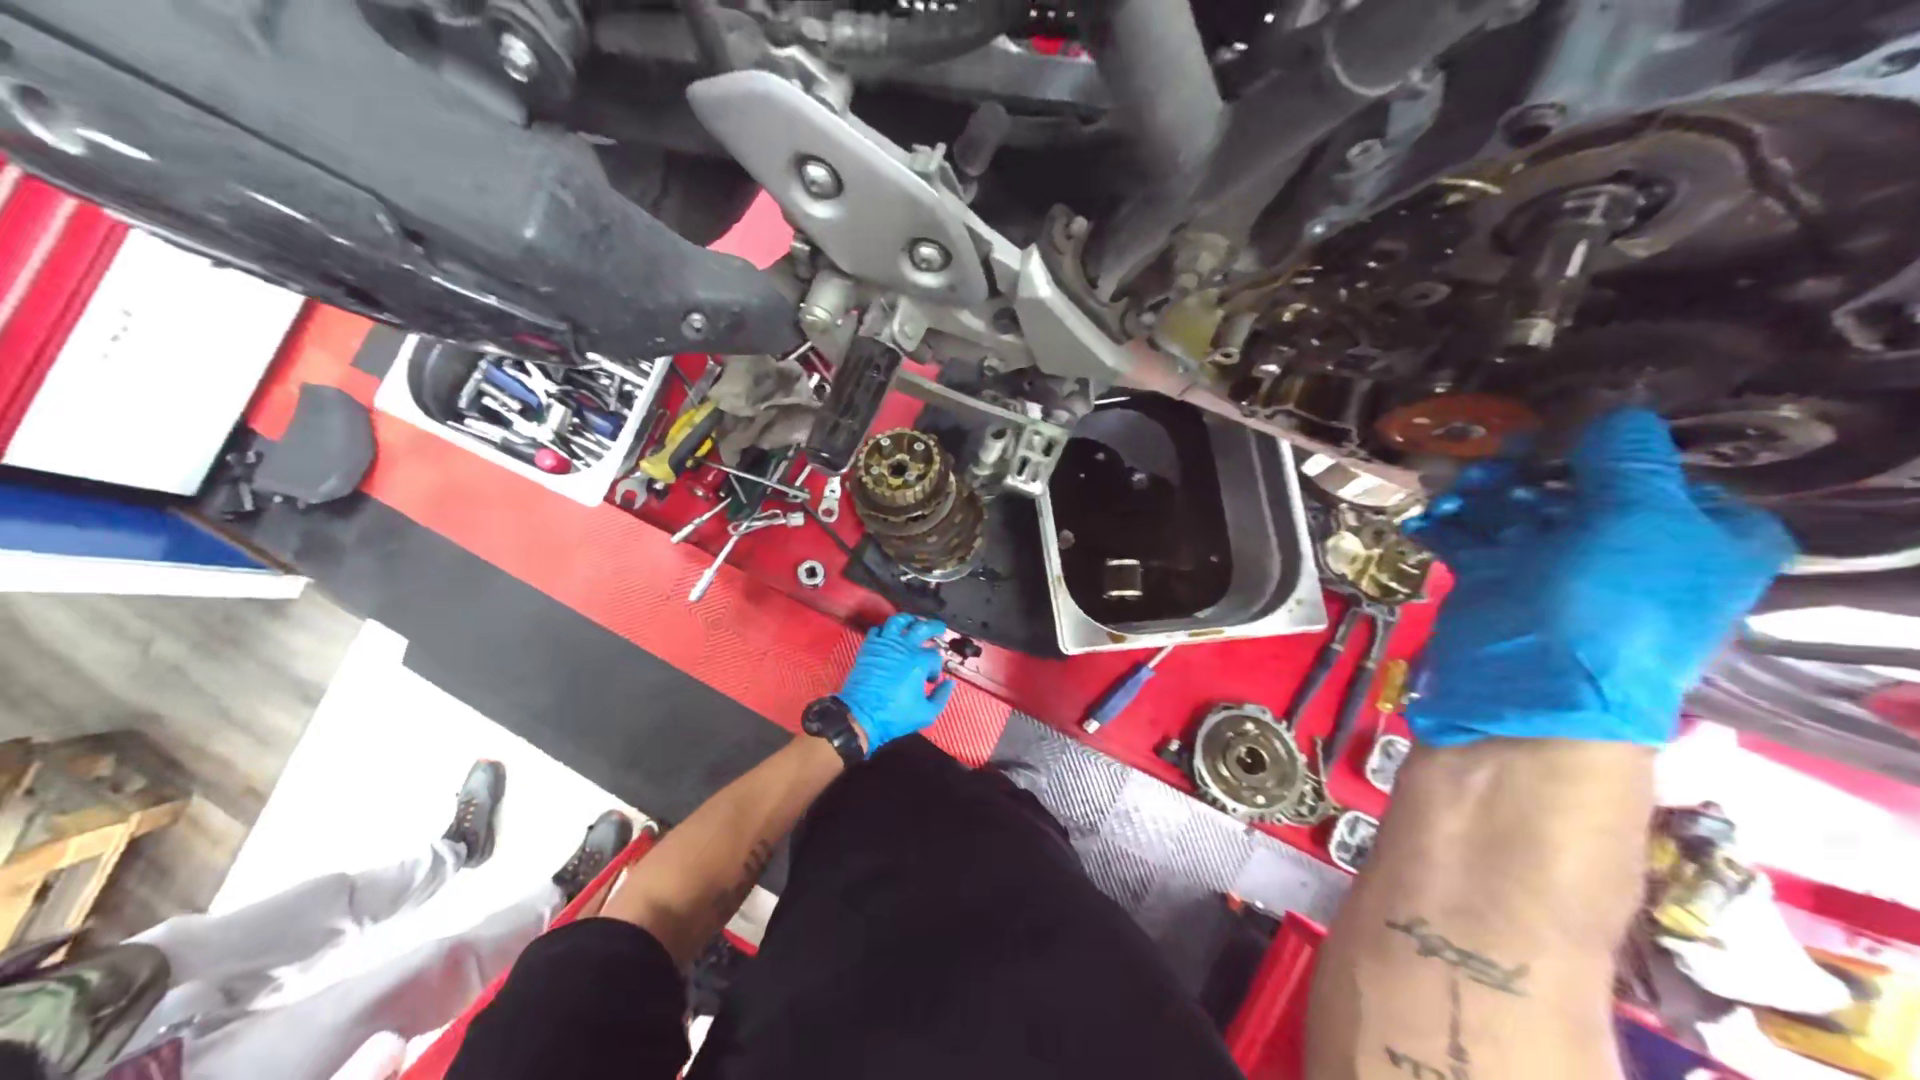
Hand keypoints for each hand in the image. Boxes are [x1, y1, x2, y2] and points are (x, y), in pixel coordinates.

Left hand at [836, 613, 955, 749]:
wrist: (861, 715)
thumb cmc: (896, 715)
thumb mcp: (927, 713)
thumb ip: (942, 696)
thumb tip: (949, 682)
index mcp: (919, 662)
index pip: (935, 655)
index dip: (937, 667)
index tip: (932, 679)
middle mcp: (904, 648)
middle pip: (922, 627)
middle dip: (934, 627)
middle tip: (940, 629)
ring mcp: (885, 644)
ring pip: (898, 621)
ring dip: (908, 620)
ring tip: (913, 622)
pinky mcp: (869, 647)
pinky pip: (877, 630)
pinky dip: (885, 630)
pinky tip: (889, 635)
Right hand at [1404, 408, 1793, 746]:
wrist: (1528, 697)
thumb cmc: (1604, 609)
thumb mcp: (1639, 521)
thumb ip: (1626, 456)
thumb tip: (1611, 413)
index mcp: (1695, 535)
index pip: (1657, 467)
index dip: (1610, 443)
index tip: (1561, 422)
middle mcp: (1624, 545)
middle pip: (1572, 481)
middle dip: (1528, 464)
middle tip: (1490, 456)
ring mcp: (1552, 564)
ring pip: (1513, 504)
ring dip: (1480, 489)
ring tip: (1450, 489)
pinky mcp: (1494, 580)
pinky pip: (1468, 536)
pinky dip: (1445, 522)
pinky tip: (1426, 517)